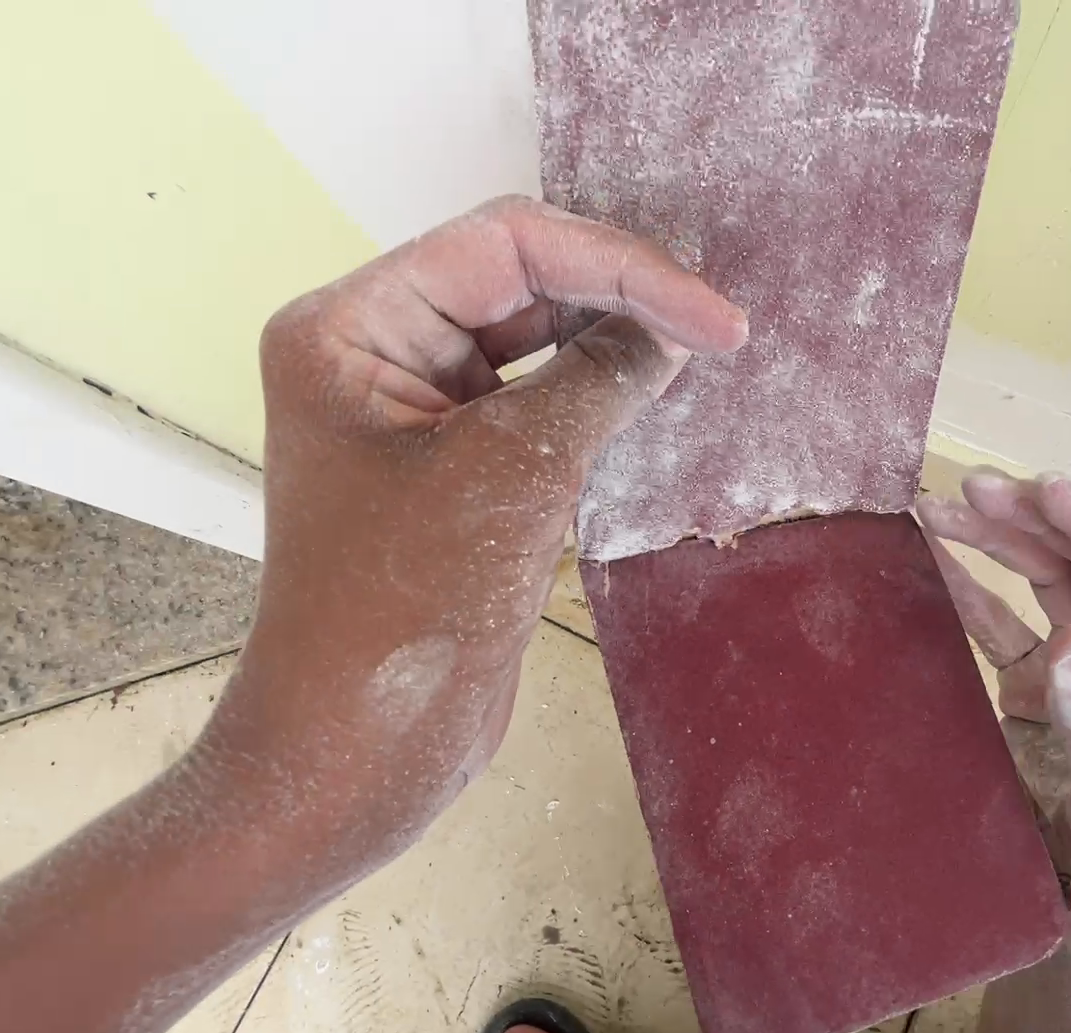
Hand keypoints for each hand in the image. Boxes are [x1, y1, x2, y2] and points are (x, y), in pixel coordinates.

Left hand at [200, 196, 746, 857]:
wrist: (366, 746)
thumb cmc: (412, 608)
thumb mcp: (516, 474)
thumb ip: (597, 381)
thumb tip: (671, 329)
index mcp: (354, 328)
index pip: (504, 248)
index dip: (621, 267)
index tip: (714, 317)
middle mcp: (380, 353)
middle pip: (518, 284)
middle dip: (620, 294)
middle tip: (715, 322)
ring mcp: (420, 411)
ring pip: (533, 342)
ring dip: (615, 339)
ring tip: (699, 344)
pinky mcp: (460, 465)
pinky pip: (538, 401)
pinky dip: (598, 392)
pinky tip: (653, 388)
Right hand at [917, 467, 1070, 962]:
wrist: (1065, 946)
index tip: (1048, 490)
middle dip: (1046, 524)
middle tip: (977, 487)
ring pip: (1060, 584)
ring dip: (1006, 541)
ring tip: (945, 506)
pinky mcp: (1045, 691)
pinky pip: (1008, 624)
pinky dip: (971, 588)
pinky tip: (933, 556)